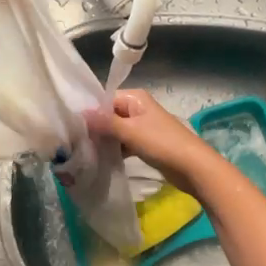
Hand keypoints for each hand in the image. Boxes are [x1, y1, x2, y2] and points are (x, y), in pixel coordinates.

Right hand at [89, 90, 226, 195]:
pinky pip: (124, 143)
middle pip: (109, 115)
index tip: (72, 127)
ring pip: (116, 131)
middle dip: (95, 128)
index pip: (104, 100)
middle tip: (76, 143)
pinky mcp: (145, 143)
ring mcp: (142, 126)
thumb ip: (105, 123)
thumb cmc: (162, 143)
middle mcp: (138, 108)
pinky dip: (115, 150)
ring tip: (85, 153)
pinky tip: (101, 160)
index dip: (89, 112)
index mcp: (135, 98)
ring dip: (104, 141)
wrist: (192, 167)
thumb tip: (81, 113)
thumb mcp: (131, 131)